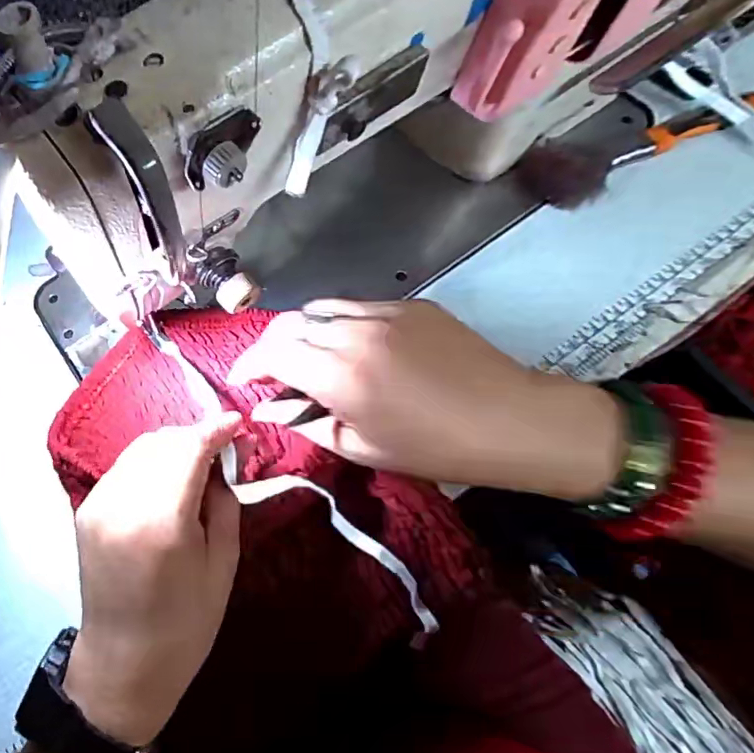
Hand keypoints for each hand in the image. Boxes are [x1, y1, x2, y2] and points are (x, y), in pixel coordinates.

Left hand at [63, 412, 242, 746]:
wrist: (124, 663)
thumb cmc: (186, 622)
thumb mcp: (224, 562)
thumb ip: (225, 500)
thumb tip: (224, 457)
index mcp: (162, 522)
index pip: (190, 448)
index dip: (216, 429)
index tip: (238, 423)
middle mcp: (123, 504)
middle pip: (163, 441)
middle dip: (196, 436)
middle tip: (224, 449)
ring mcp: (98, 505)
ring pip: (140, 448)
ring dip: (173, 446)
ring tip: (199, 463)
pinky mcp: (86, 510)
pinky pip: (124, 467)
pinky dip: (151, 462)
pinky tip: (169, 480)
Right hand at [228, 300, 624, 500]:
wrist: (510, 419)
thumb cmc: (434, 448)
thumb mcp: (363, 447)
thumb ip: (308, 423)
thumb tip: (269, 408)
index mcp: (339, 372)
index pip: (273, 351)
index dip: (250, 364)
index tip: (244, 380)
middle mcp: (355, 331)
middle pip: (291, 323)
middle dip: (271, 346)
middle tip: (273, 374)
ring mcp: (386, 311)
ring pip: (324, 307)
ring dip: (305, 331)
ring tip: (312, 359)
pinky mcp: (412, 304)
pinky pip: (359, 306)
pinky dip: (341, 324)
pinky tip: (356, 349)